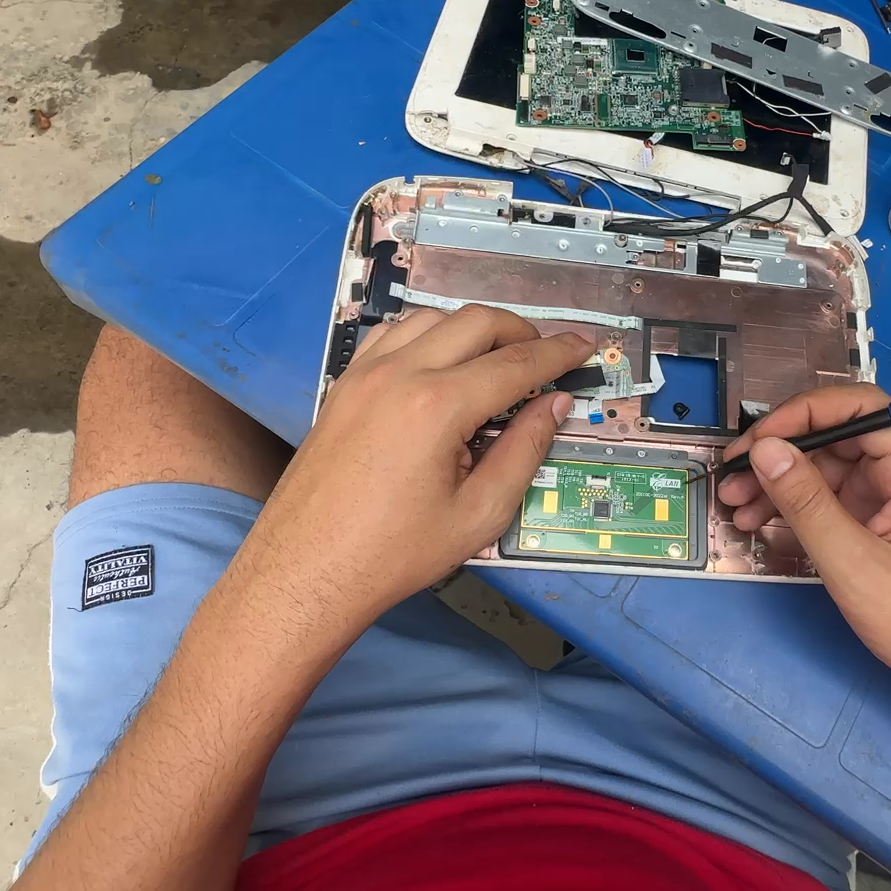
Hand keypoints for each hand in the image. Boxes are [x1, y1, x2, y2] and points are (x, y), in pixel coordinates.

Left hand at [242, 306, 590, 624]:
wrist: (305, 572)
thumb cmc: (396, 553)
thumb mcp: (479, 514)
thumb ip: (524, 451)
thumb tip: (555, 405)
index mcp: (437, 406)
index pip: (515, 362)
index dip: (558, 351)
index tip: (585, 345)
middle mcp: (400, 373)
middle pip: (476, 322)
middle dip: (521, 331)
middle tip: (546, 357)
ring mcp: (364, 373)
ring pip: (432, 318)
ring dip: (474, 328)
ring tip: (497, 359)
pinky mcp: (343, 384)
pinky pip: (392, 334)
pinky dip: (428, 334)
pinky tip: (440, 362)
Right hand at [714, 385, 890, 702]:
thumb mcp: (856, 565)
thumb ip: (806, 503)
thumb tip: (765, 450)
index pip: (858, 406)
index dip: (801, 414)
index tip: (756, 444)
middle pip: (838, 436)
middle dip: (781, 454)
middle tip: (732, 480)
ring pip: (831, 469)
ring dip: (783, 484)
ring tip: (737, 508)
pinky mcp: (890, 522)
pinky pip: (838, 499)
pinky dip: (802, 508)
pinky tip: (766, 523)